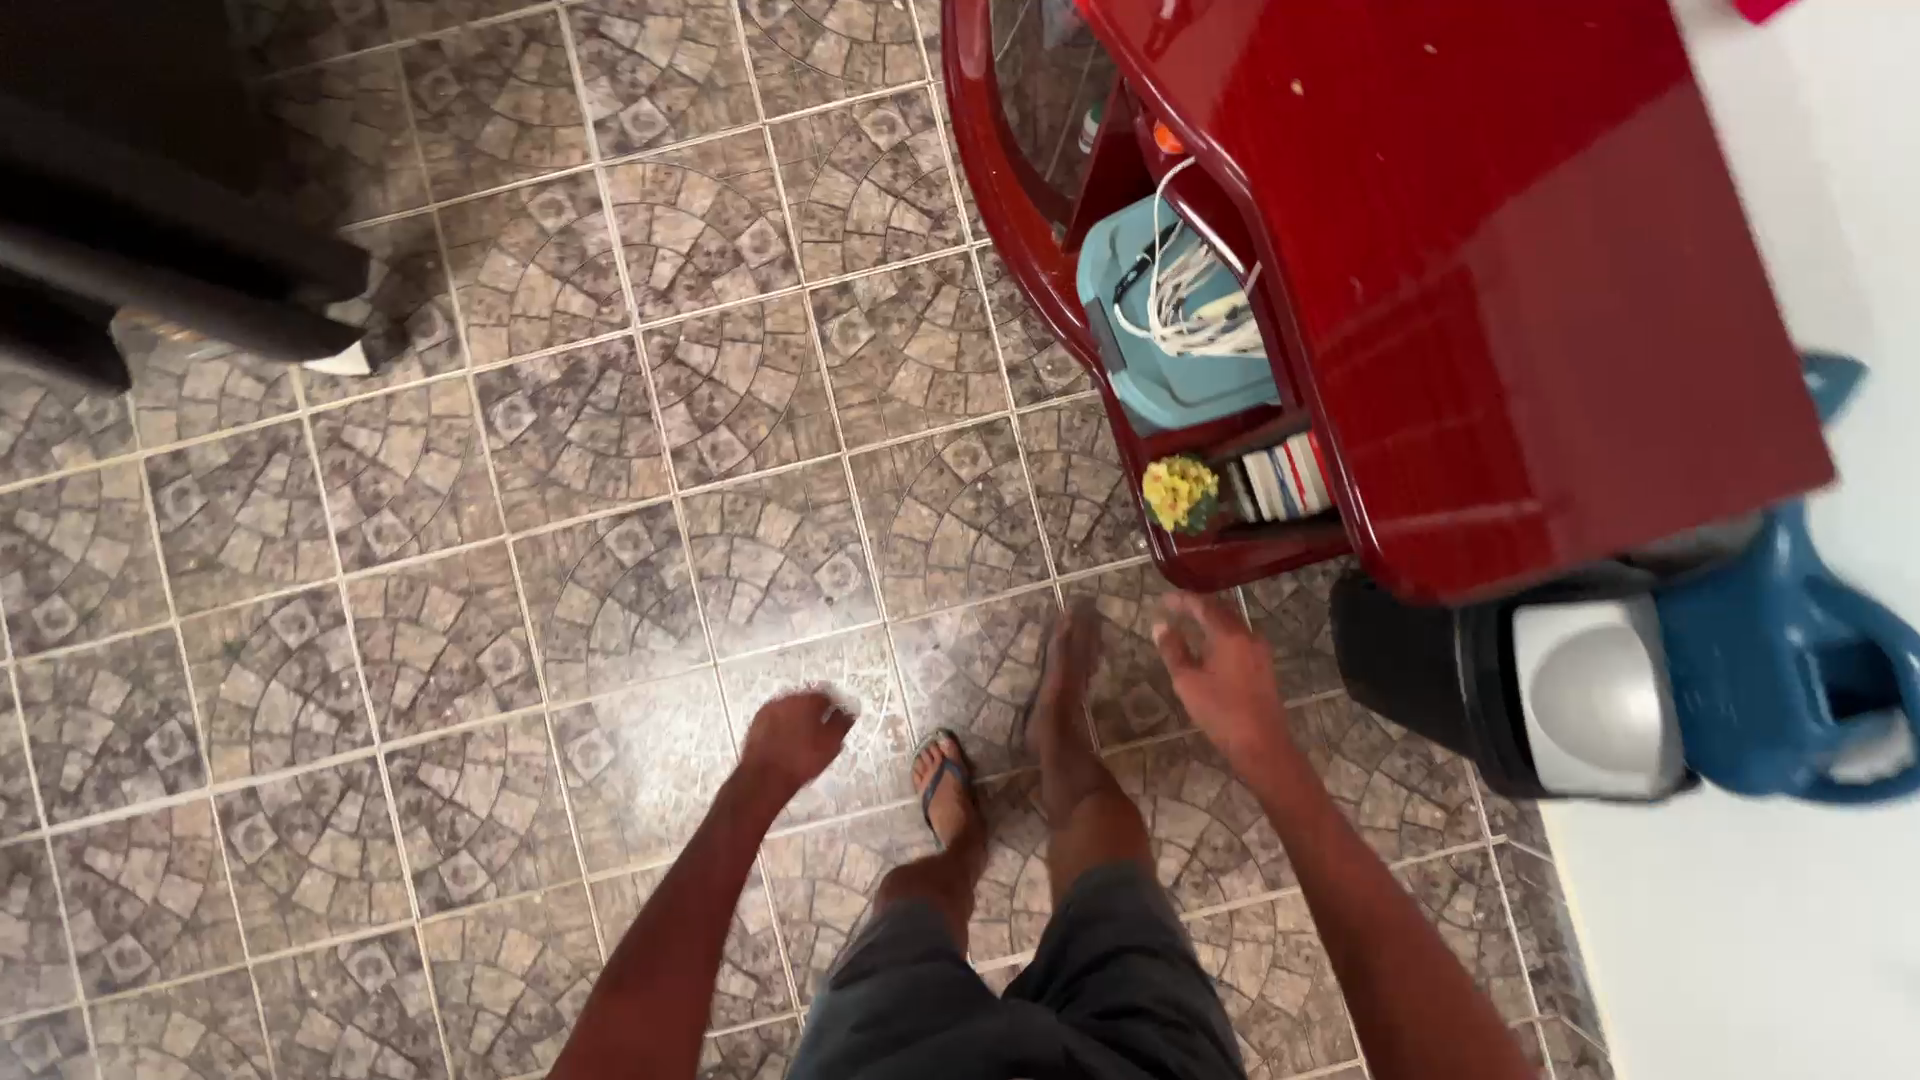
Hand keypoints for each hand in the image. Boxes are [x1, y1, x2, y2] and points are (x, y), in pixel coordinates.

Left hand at [736, 689, 854, 798]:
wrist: (765, 777)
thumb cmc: (802, 761)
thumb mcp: (831, 744)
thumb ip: (842, 724)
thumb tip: (848, 713)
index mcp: (808, 700)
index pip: (827, 696)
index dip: (833, 708)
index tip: (835, 721)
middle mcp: (787, 699)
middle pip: (806, 700)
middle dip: (814, 712)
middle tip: (820, 730)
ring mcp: (770, 709)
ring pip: (790, 708)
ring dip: (797, 717)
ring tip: (802, 738)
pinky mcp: (756, 722)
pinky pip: (775, 718)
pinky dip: (782, 725)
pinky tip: (785, 741)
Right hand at [1153, 592, 1297, 772]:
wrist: (1262, 744)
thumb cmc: (1220, 711)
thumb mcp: (1187, 681)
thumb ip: (1173, 650)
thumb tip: (1161, 626)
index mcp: (1228, 634)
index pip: (1203, 605)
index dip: (1182, 600)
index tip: (1163, 599)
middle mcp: (1248, 635)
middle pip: (1221, 610)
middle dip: (1197, 606)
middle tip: (1175, 608)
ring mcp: (1259, 650)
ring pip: (1232, 624)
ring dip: (1210, 620)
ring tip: (1189, 624)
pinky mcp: (1263, 665)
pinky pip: (1239, 637)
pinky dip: (1221, 634)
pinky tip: (1210, 646)